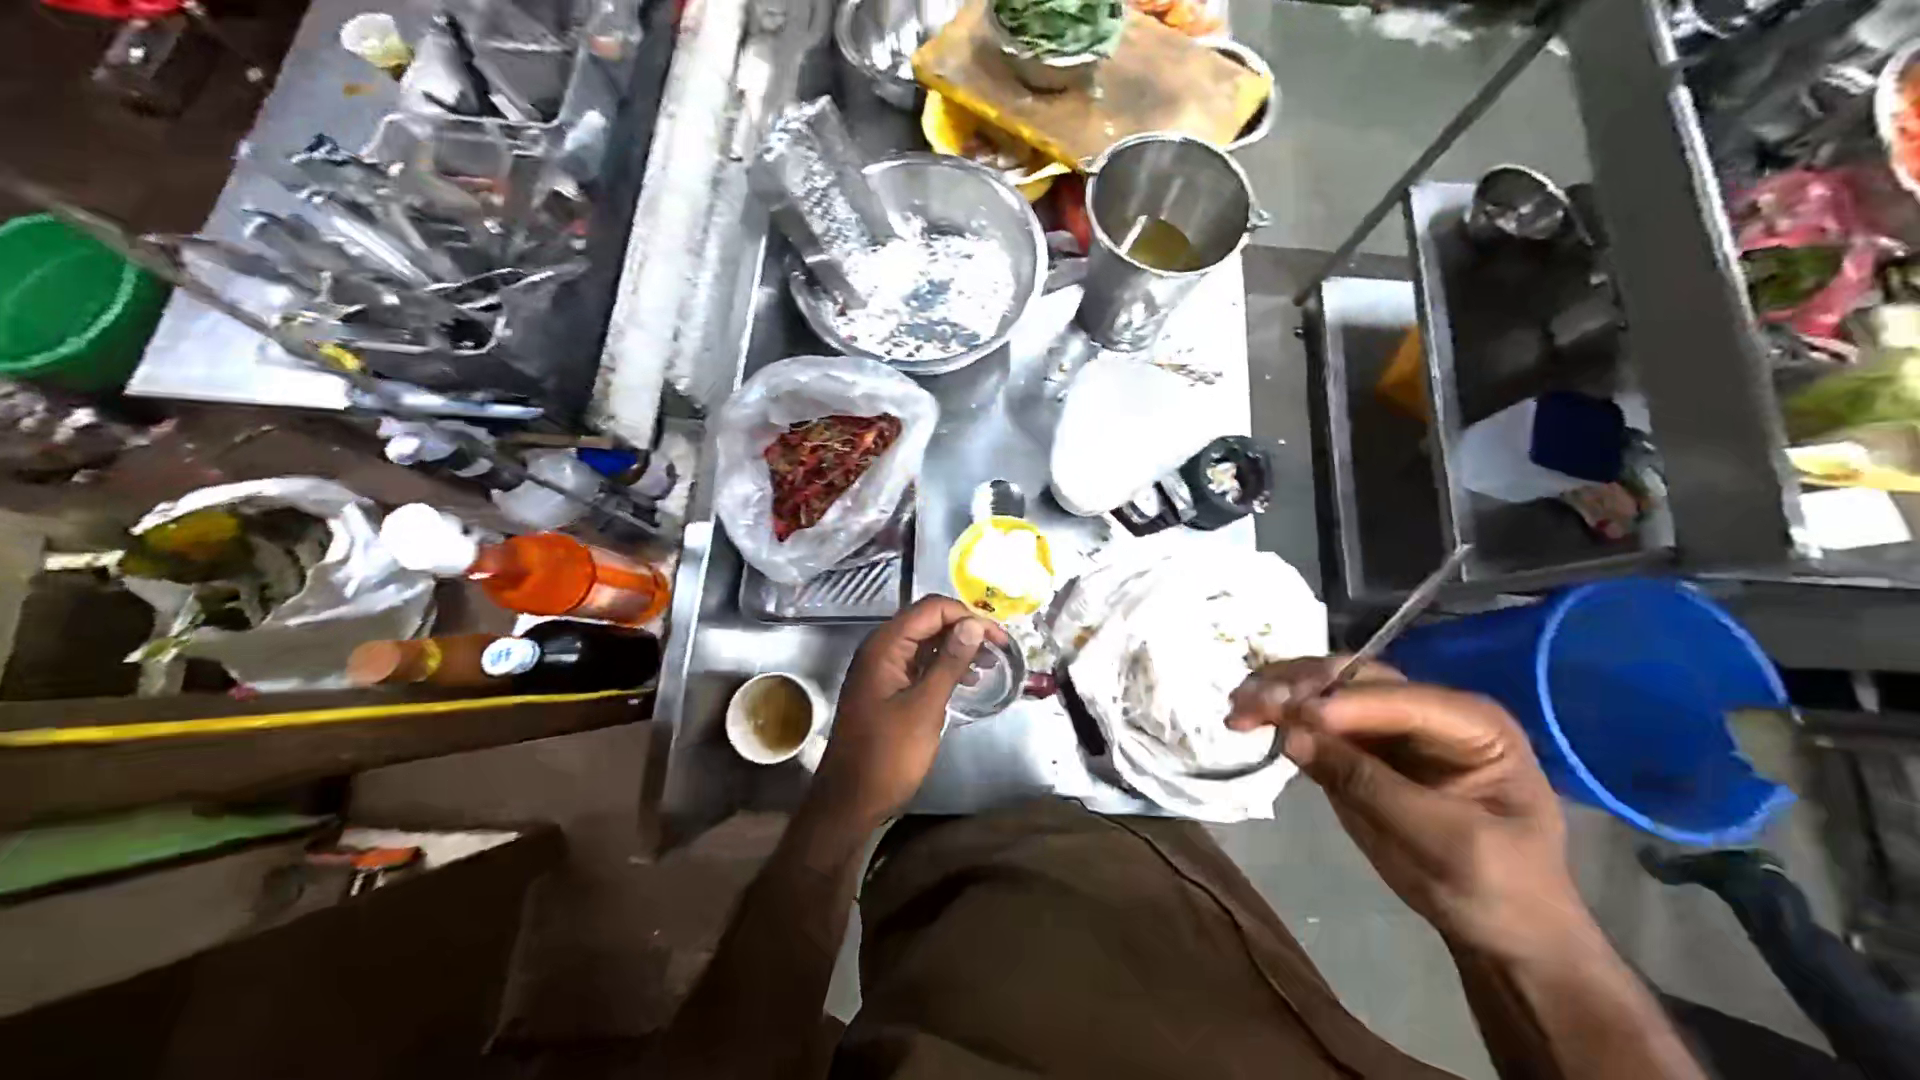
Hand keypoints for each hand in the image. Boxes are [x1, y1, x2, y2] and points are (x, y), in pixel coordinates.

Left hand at [814, 596, 1007, 826]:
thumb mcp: (925, 707)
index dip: (967, 616)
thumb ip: (949, 662)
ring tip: (987, 665)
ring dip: (955, 647)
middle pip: (927, 621)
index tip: (997, 638)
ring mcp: (881, 669)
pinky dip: (942, 666)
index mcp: (884, 646)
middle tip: (997, 650)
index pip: (931, 609)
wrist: (850, 799)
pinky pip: (917, 663)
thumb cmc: (888, 755)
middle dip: (963, 629)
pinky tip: (964, 680)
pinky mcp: (885, 688)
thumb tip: (973, 624)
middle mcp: (880, 649)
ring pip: (924, 642)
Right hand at [1228, 658, 1591, 959]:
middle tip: (1249, 702)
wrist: (1499, 929)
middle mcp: (1424, 710)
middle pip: (1352, 680)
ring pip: (1322, 691)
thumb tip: (1293, 736)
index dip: (1344, 704)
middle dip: (1298, 687)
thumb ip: (1369, 784)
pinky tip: (1245, 719)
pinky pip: (1309, 721)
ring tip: (1237, 708)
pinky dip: (1276, 717)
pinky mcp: (1353, 747)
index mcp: (1471, 723)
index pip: (1399, 699)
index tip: (1293, 716)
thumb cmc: (1495, 885)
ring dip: (1277, 694)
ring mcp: (1385, 726)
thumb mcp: (1445, 840)